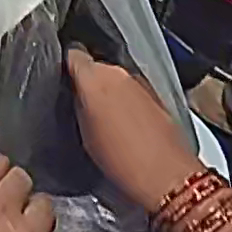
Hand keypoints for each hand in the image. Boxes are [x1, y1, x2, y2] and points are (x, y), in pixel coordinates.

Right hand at [66, 48, 203, 213]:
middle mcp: (116, 72)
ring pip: (114, 78)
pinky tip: (126, 122)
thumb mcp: (84, 132)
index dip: (66, 65)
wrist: (168, 177)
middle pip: (95, 66)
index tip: (64, 79)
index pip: (73, 54)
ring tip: (106, 116)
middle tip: (83, 104)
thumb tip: (77, 94)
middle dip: (89, 81)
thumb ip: (77, 103)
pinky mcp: (156, 95)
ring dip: (109, 90)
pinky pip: (132, 90)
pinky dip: (127, 99)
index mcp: (93, 76)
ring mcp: (139, 82)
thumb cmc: (120, 159)